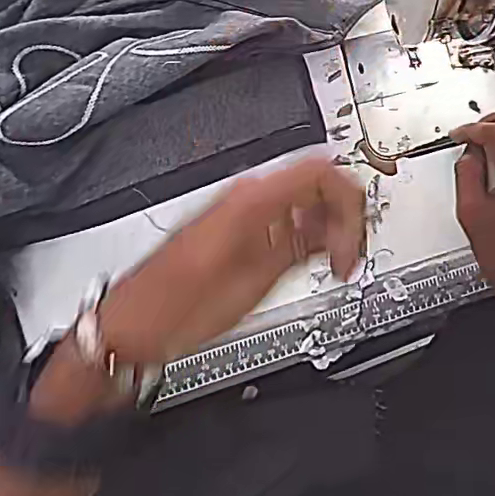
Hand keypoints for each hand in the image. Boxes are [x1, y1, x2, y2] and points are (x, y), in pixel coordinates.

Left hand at [95, 156, 365, 365]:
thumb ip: (303, 245)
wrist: (136, 324)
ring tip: (337, 262)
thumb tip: (337, 227)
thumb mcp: (255, 281)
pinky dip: (308, 233)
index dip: (350, 199)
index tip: (358, 233)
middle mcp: (247, 194)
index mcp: (253, 199)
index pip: (322, 171)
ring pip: (305, 197)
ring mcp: (242, 207)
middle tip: (351, 254)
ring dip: (329, 226)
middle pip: (318, 182)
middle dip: (344, 216)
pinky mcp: (239, 223)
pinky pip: (286, 213)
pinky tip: (313, 260)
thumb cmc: (178, 308)